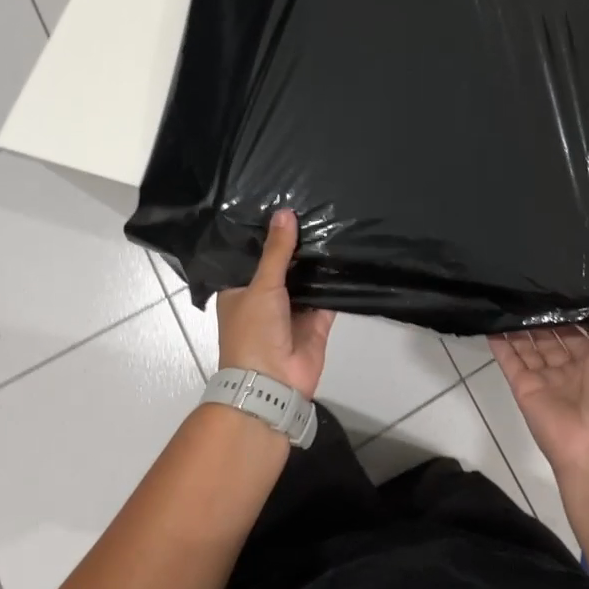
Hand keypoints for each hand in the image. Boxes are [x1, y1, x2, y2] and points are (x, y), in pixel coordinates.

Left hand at [216, 209, 334, 397]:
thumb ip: (277, 251)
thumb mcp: (261, 286)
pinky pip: (328, 296)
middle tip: (317, 207)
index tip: (284, 203)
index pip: (253, 256)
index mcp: (240, 290)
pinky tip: (349, 253)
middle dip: (297, 245)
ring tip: (335, 221)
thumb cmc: (253, 332)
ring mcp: (292, 311)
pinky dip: (336, 281)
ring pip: (307, 279)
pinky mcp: (317, 322)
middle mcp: (265, 298)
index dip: (267, 234)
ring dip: (317, 260)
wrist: (273, 385)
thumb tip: (285, 212)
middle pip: (283, 266)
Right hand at [490, 276, 588, 473]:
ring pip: (529, 345)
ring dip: (520, 325)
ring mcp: (544, 378)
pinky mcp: (523, 387)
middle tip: (526, 280)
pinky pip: (510, 361)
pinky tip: (491, 321)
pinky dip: (500, 343)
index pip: (577, 329)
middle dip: (541, 314)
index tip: (558, 278)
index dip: (569, 308)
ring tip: (506, 293)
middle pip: (551, 336)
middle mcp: (568, 368)